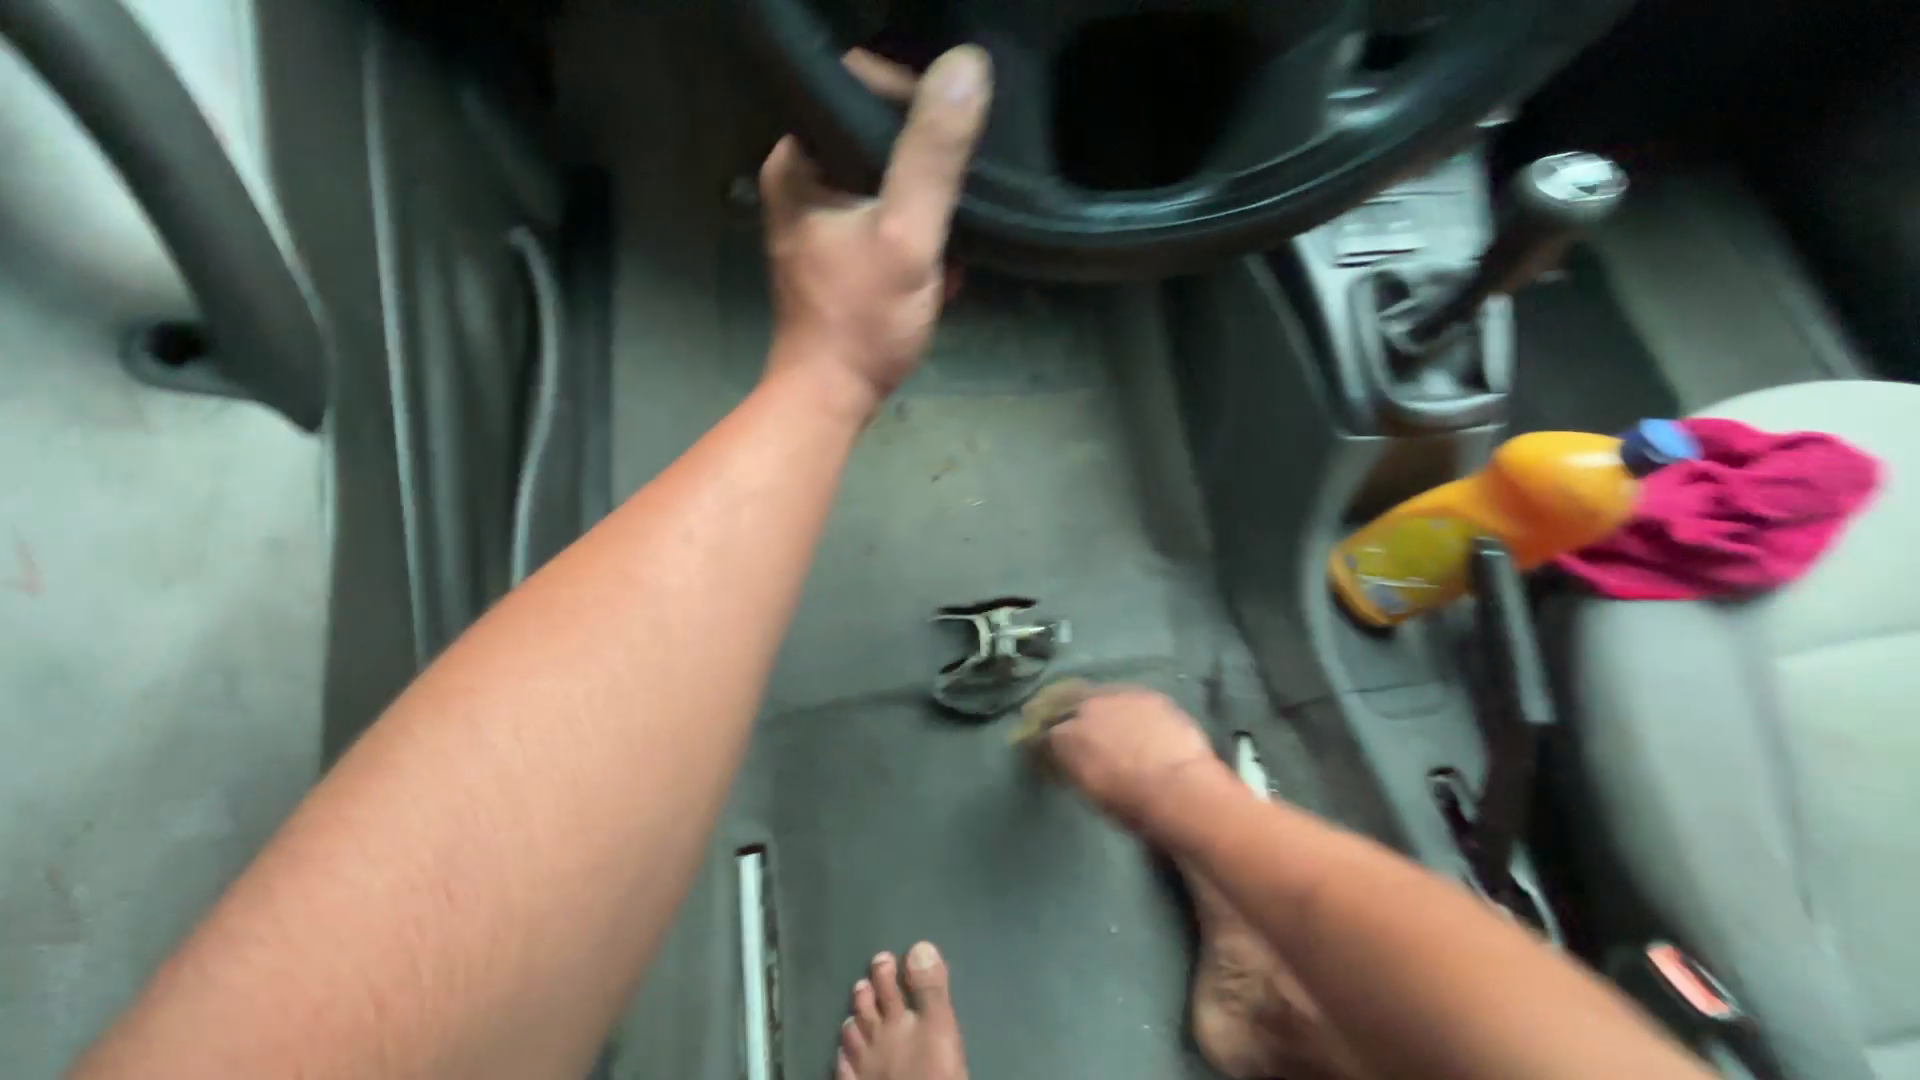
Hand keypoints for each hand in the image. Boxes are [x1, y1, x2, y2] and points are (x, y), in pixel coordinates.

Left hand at [758, 46, 991, 408]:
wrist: (831, 397)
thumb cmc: (861, 321)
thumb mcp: (906, 235)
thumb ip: (932, 156)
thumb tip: (966, 68)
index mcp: (800, 161)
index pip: (860, 89)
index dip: (914, 102)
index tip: (954, 140)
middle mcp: (801, 180)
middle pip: (878, 139)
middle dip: (928, 169)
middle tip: (958, 200)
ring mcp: (818, 219)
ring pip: (888, 183)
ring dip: (928, 209)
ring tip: (951, 240)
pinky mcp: (837, 251)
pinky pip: (886, 220)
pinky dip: (915, 237)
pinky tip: (938, 268)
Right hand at [1044, 686, 1223, 832]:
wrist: (1178, 789)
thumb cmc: (1129, 804)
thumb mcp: (1089, 791)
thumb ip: (1074, 768)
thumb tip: (1073, 761)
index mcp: (1064, 738)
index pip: (1049, 735)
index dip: (1055, 744)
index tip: (1059, 753)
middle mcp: (1085, 709)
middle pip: (1074, 707)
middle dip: (1076, 720)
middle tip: (1088, 737)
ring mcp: (1118, 696)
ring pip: (1103, 698)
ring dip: (1106, 711)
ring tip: (1119, 728)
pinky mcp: (1148, 695)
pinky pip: (1133, 699)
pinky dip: (1134, 711)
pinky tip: (1145, 725)